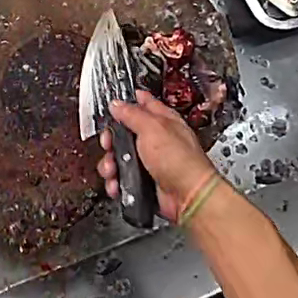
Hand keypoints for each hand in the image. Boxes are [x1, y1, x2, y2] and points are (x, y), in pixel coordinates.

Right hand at [97, 90, 219, 221]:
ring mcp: (151, 161)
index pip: (145, 104)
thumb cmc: (181, 161)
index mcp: (164, 121)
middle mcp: (157, 140)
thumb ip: (132, 114)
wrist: (188, 196)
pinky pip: (122, 177)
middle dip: (112, 139)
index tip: (114, 104)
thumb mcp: (152, 128)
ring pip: (120, 156)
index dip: (129, 102)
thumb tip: (117, 104)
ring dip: (111, 163)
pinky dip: (116, 181)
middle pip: (125, 132)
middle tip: (109, 143)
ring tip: (113, 168)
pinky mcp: (145, 180)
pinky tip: (117, 183)